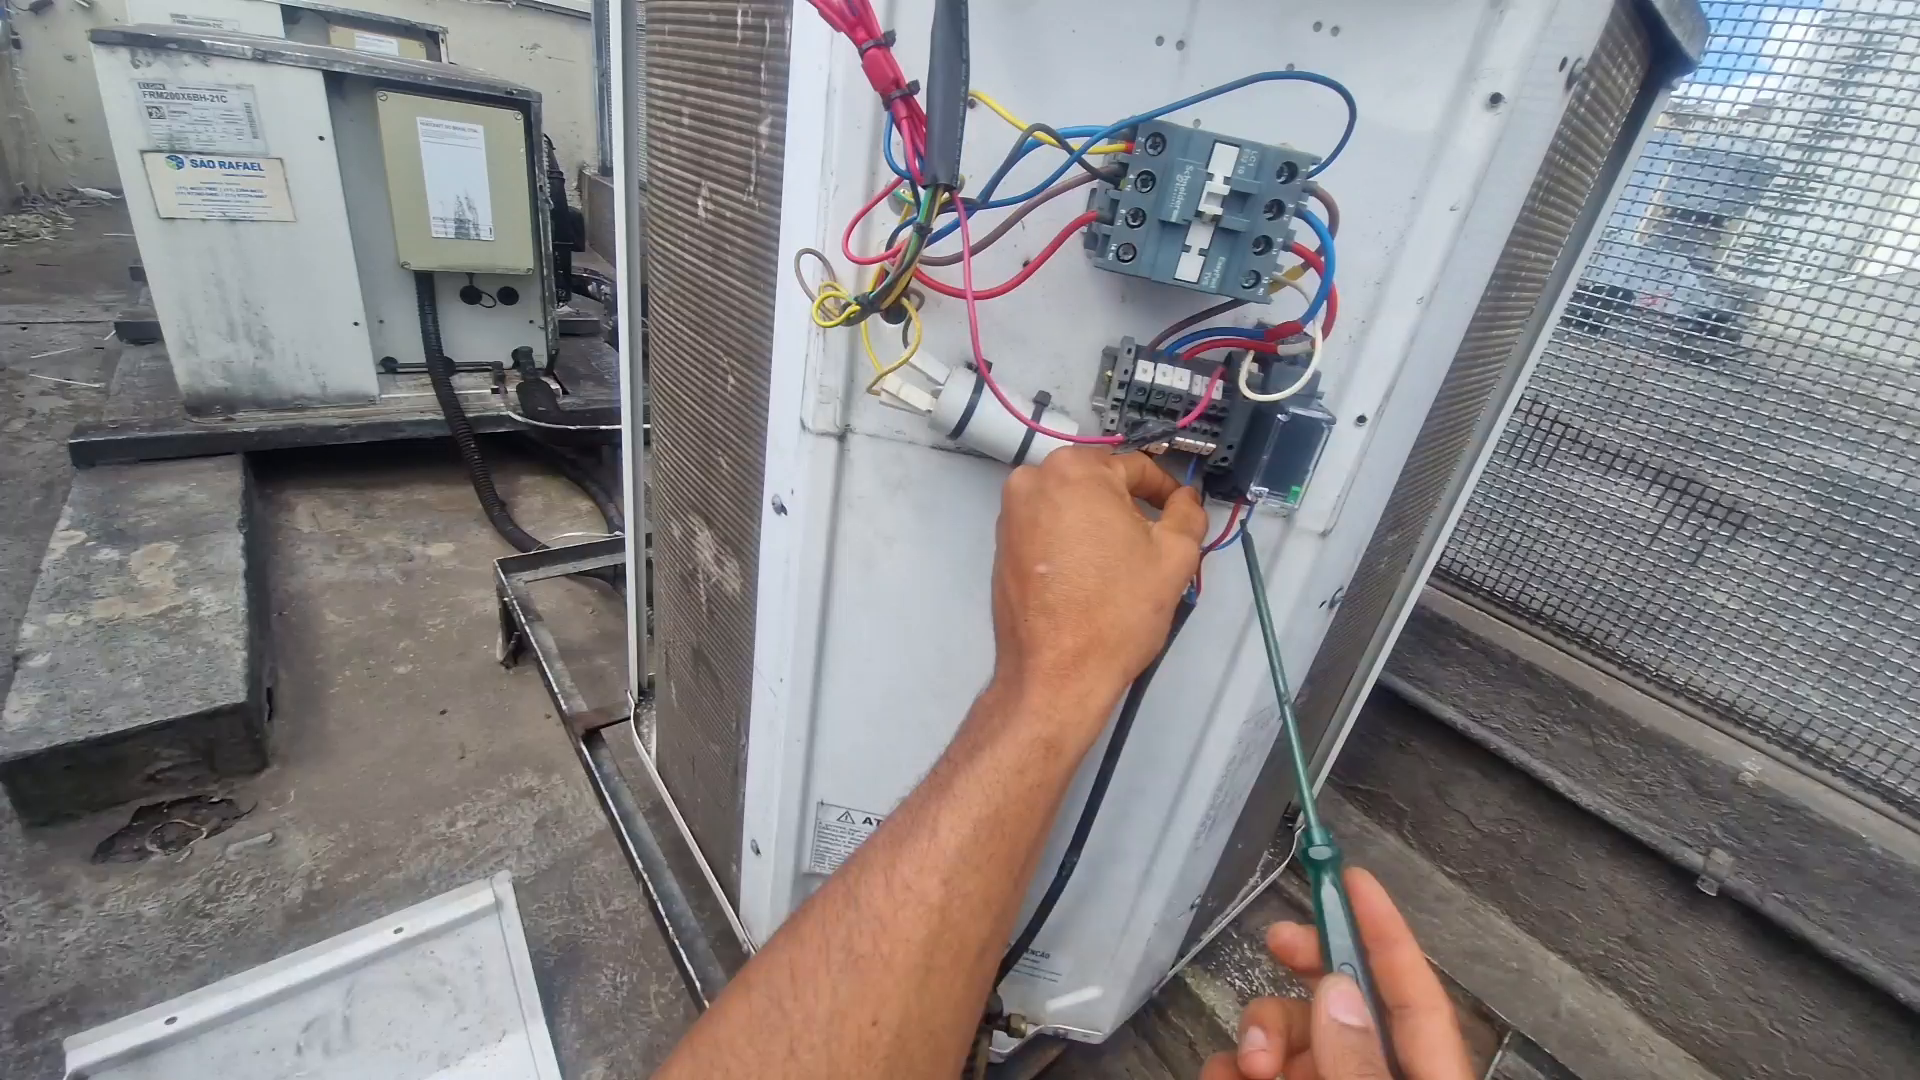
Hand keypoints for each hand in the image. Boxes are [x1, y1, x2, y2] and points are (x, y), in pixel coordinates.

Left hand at [988, 448, 1205, 730]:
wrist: (1056, 674)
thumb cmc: (1116, 612)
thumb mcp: (1174, 556)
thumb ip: (1188, 513)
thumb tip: (1186, 499)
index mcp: (1073, 470)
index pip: (1134, 467)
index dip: (1166, 491)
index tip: (1180, 514)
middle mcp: (1032, 482)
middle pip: (1098, 485)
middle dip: (1129, 508)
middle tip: (1154, 544)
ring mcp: (1010, 515)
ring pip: (1071, 507)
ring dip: (1099, 525)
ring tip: (1123, 565)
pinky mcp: (1000, 547)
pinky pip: (1047, 529)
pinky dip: (1071, 542)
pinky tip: (1090, 576)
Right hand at [1202, 868, 1474, 1079]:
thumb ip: (1358, 1062)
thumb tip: (1336, 987)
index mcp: (1424, 1077)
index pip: (1414, 994)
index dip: (1384, 931)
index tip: (1351, 875)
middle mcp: (1377, 1077)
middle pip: (1341, 1000)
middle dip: (1302, 967)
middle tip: (1274, 942)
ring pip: (1292, 1035)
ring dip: (1259, 1034)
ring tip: (1246, 1067)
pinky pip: (1259, 1070)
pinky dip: (1233, 1068)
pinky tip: (1223, 1078)